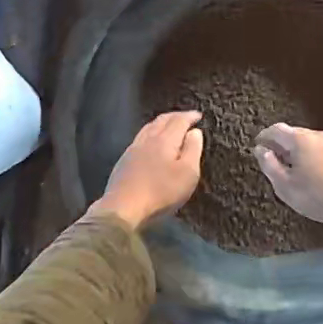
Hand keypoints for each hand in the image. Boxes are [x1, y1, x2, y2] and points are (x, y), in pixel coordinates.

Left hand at [90, 111, 204, 228]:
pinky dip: (150, 133)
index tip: (198, 116)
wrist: (123, 207)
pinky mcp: (124, 160)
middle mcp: (147, 139)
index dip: (190, 116)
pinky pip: (140, 138)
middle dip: (175, 116)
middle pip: (161, 120)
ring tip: (169, 125)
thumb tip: (194, 132)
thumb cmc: (161, 192)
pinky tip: (151, 142)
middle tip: (185, 117)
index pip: (179, 121)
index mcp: (164, 140)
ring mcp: (133, 149)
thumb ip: (192, 150)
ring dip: (161, 123)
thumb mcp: (187, 173)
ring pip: (148, 128)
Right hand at [253, 123, 322, 232]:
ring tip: (292, 169)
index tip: (258, 145)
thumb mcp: (285, 186)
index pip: (276, 130)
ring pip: (309, 141)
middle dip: (281, 144)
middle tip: (272, 159)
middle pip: (294, 133)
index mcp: (301, 140)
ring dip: (297, 150)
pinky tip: (312, 173)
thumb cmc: (318, 198)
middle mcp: (319, 136)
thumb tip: (261, 150)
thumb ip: (269, 165)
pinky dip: (312, 155)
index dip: (264, 136)